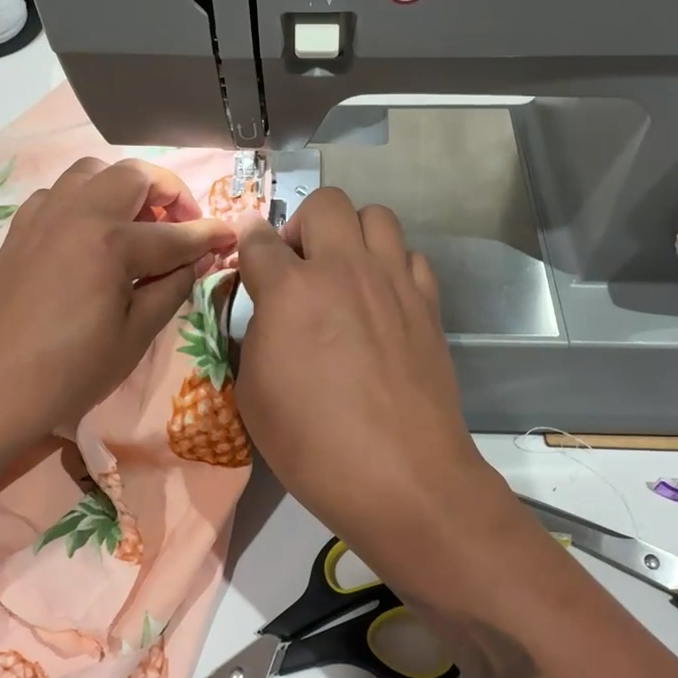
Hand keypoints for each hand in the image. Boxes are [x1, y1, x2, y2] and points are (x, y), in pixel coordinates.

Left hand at [0, 157, 234, 442]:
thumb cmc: (68, 373)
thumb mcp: (134, 336)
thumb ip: (172, 287)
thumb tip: (197, 259)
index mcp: (110, 241)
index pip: (175, 233)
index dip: (209, 235)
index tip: (232, 235)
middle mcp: (77, 213)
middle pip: (134, 176)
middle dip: (168, 193)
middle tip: (182, 226)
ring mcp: (42, 216)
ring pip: (92, 173)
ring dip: (123, 188)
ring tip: (137, 224)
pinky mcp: (19, 230)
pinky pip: (60, 194)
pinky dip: (85, 201)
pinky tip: (90, 237)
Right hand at [234, 188, 492, 541]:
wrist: (402, 476)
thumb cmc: (313, 445)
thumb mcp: (254, 395)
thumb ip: (255, 337)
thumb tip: (266, 312)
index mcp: (291, 290)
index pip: (259, 239)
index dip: (248, 248)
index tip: (250, 265)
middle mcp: (344, 269)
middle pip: (326, 202)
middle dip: (304, 224)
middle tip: (300, 266)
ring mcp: (393, 282)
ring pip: (377, 215)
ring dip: (354, 235)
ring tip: (346, 274)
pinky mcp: (428, 303)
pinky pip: (411, 257)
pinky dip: (394, 267)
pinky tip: (385, 302)